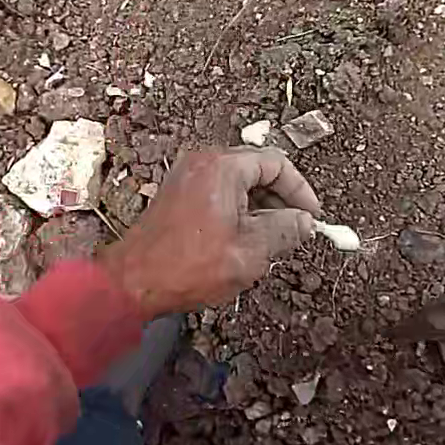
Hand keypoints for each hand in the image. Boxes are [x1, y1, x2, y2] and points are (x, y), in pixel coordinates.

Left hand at [99, 147, 322, 317]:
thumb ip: (286, 230)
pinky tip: (244, 239)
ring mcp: (188, 176)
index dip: (300, 190)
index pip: (276, 164)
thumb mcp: (252, 250)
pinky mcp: (178, 193)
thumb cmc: (188, 266)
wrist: (132, 282)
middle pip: (258, 170)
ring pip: (239, 183)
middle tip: (295, 228)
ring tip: (271, 240)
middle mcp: (203, 163)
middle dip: (281, 200)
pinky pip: (220, 192)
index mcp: (223, 167)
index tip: (311, 215)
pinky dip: (238, 210)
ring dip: (260, 207)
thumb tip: (304, 221)